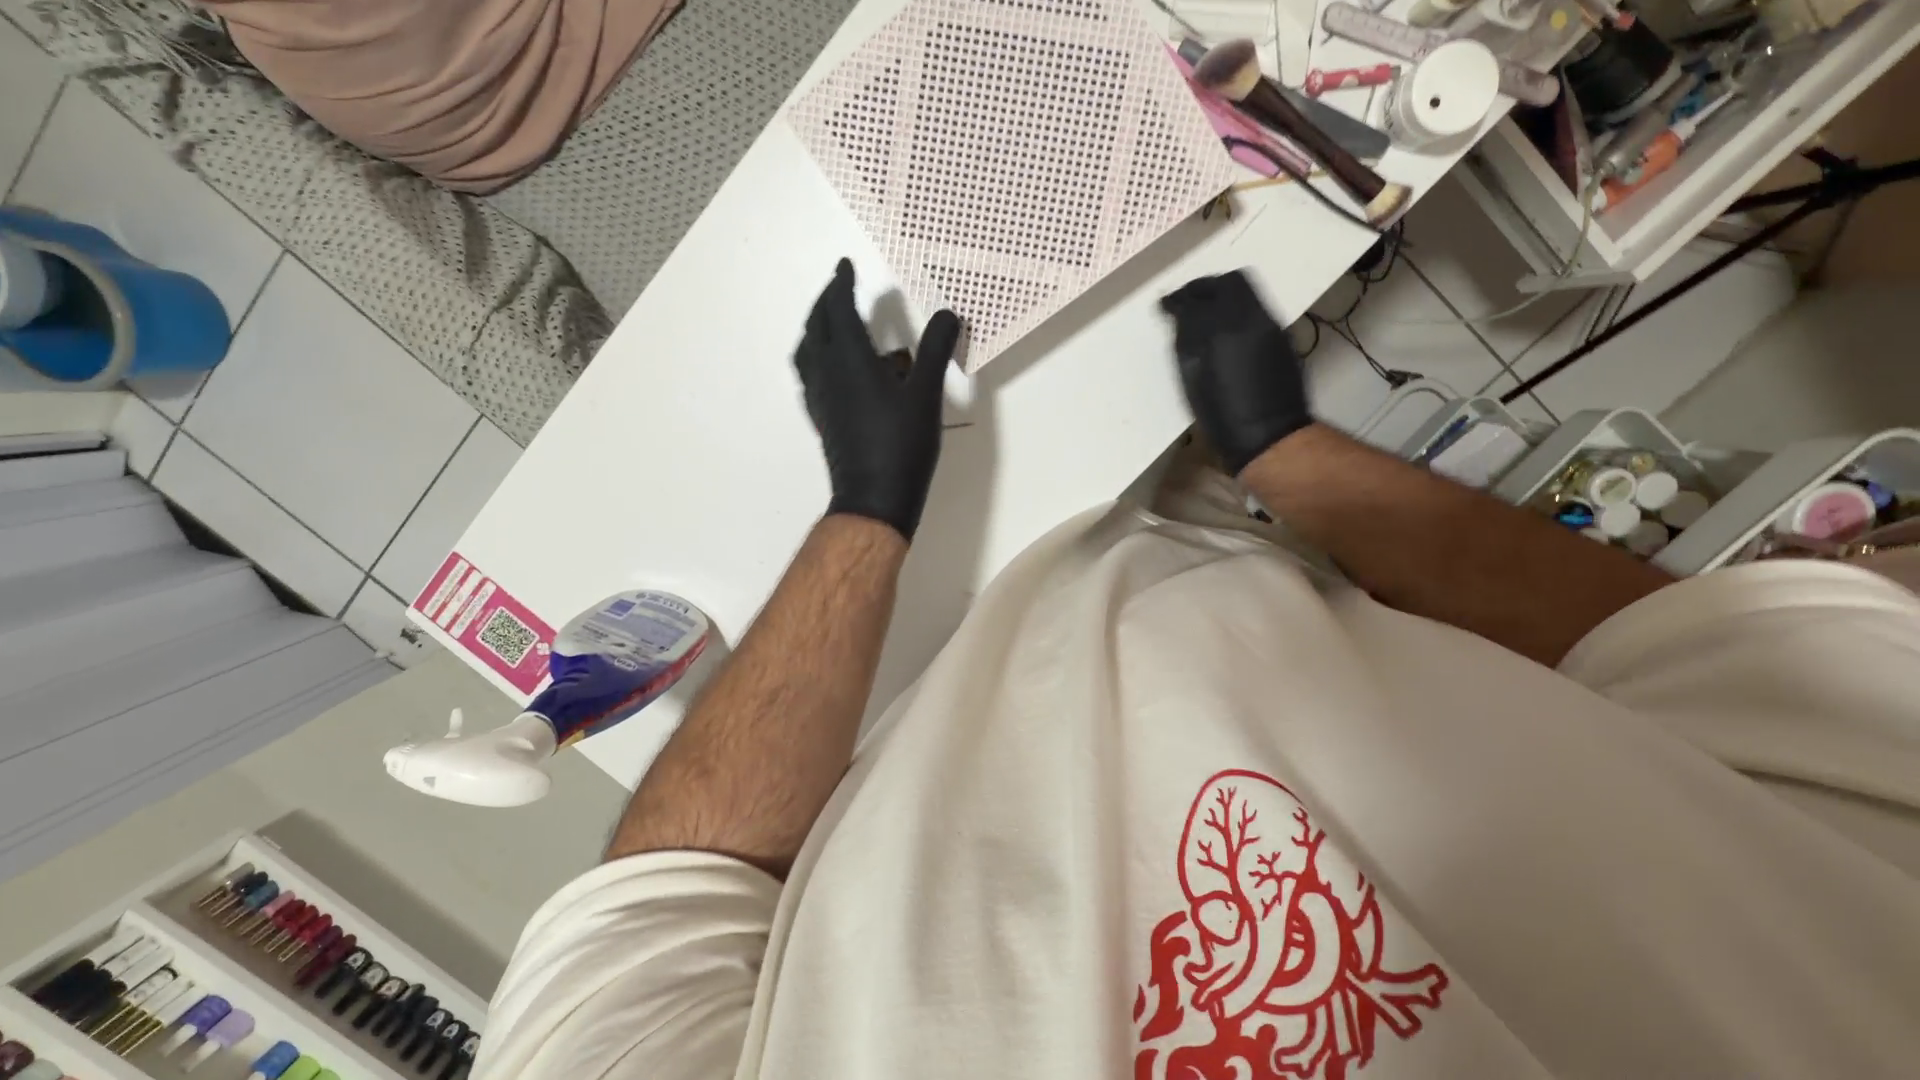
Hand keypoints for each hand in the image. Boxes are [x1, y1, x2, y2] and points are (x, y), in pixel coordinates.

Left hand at [795, 259, 961, 541]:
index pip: (838, 309)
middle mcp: (827, 373)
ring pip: (807, 350)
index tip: (845, 265)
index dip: (841, 283)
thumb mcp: (926, 395)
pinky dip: (817, 356)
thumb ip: (937, 351)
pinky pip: (810, 374)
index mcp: (849, 360)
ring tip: (834, 321)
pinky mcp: (821, 417)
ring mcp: (820, 397)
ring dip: (817, 328)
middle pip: (816, 325)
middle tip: (840, 286)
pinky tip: (835, 367)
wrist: (873, 498)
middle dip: (826, 301)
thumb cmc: (902, 445)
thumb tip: (948, 315)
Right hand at [1159, 270, 1310, 475]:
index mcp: (1226, 325)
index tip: (1167, 306)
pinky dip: (1238, 315)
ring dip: (1224, 300)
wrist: (1268, 436)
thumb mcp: (1193, 376)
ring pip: (1247, 295)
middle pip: (1231, 282)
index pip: (1200, 291)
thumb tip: (1180, 314)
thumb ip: (1187, 338)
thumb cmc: (1221, 413)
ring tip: (1206, 321)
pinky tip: (1227, 337)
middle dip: (1206, 289)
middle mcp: (1254, 316)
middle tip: (1188, 305)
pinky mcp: (1283, 338)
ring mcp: (1273, 326)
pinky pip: (1257, 312)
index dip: (1180, 296)